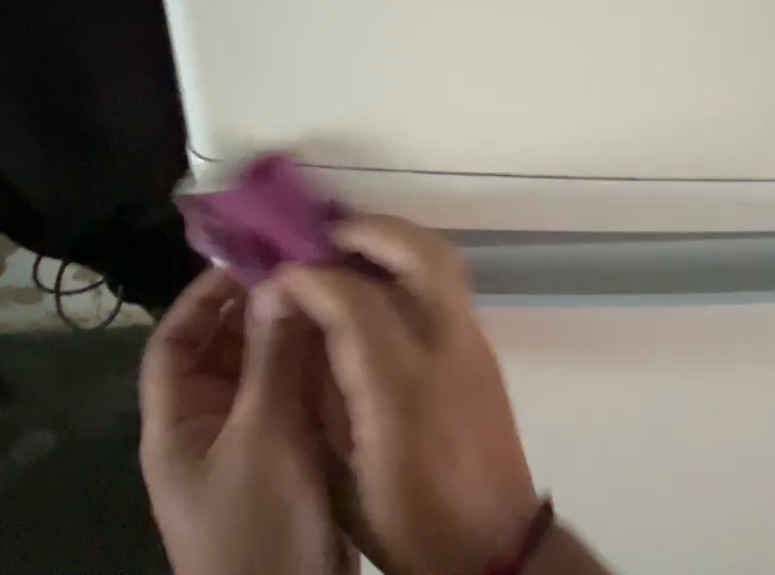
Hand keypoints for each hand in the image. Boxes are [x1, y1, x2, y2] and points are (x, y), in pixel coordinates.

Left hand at [139, 266, 352, 574]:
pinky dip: (315, 364)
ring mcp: (252, 439)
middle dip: (256, 307)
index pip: (173, 343)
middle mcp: (210, 424)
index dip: (201, 298)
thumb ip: (272, 360)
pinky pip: (296, 393)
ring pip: (265, 368)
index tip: (248, 258)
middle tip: (303, 262)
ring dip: (291, 332)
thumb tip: (278, 283)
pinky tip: (346, 337)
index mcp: (177, 424)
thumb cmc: (257, 526)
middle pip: (223, 349)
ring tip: (330, 287)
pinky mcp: (291, 452)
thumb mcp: (262, 438)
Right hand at [279, 214, 542, 574]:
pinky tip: (380, 282)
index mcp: (403, 390)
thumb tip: (298, 326)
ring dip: (395, 241)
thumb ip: (318, 393)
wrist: (493, 546)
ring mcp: (475, 342)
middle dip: (370, 232)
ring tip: (350, 248)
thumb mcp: (342, 471)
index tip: (281, 274)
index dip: (313, 278)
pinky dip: (413, 264)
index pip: (356, 301)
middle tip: (326, 234)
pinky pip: (449, 282)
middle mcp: (448, 349)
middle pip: (420, 254)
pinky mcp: (485, 347)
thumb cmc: (408, 520)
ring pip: (443, 258)